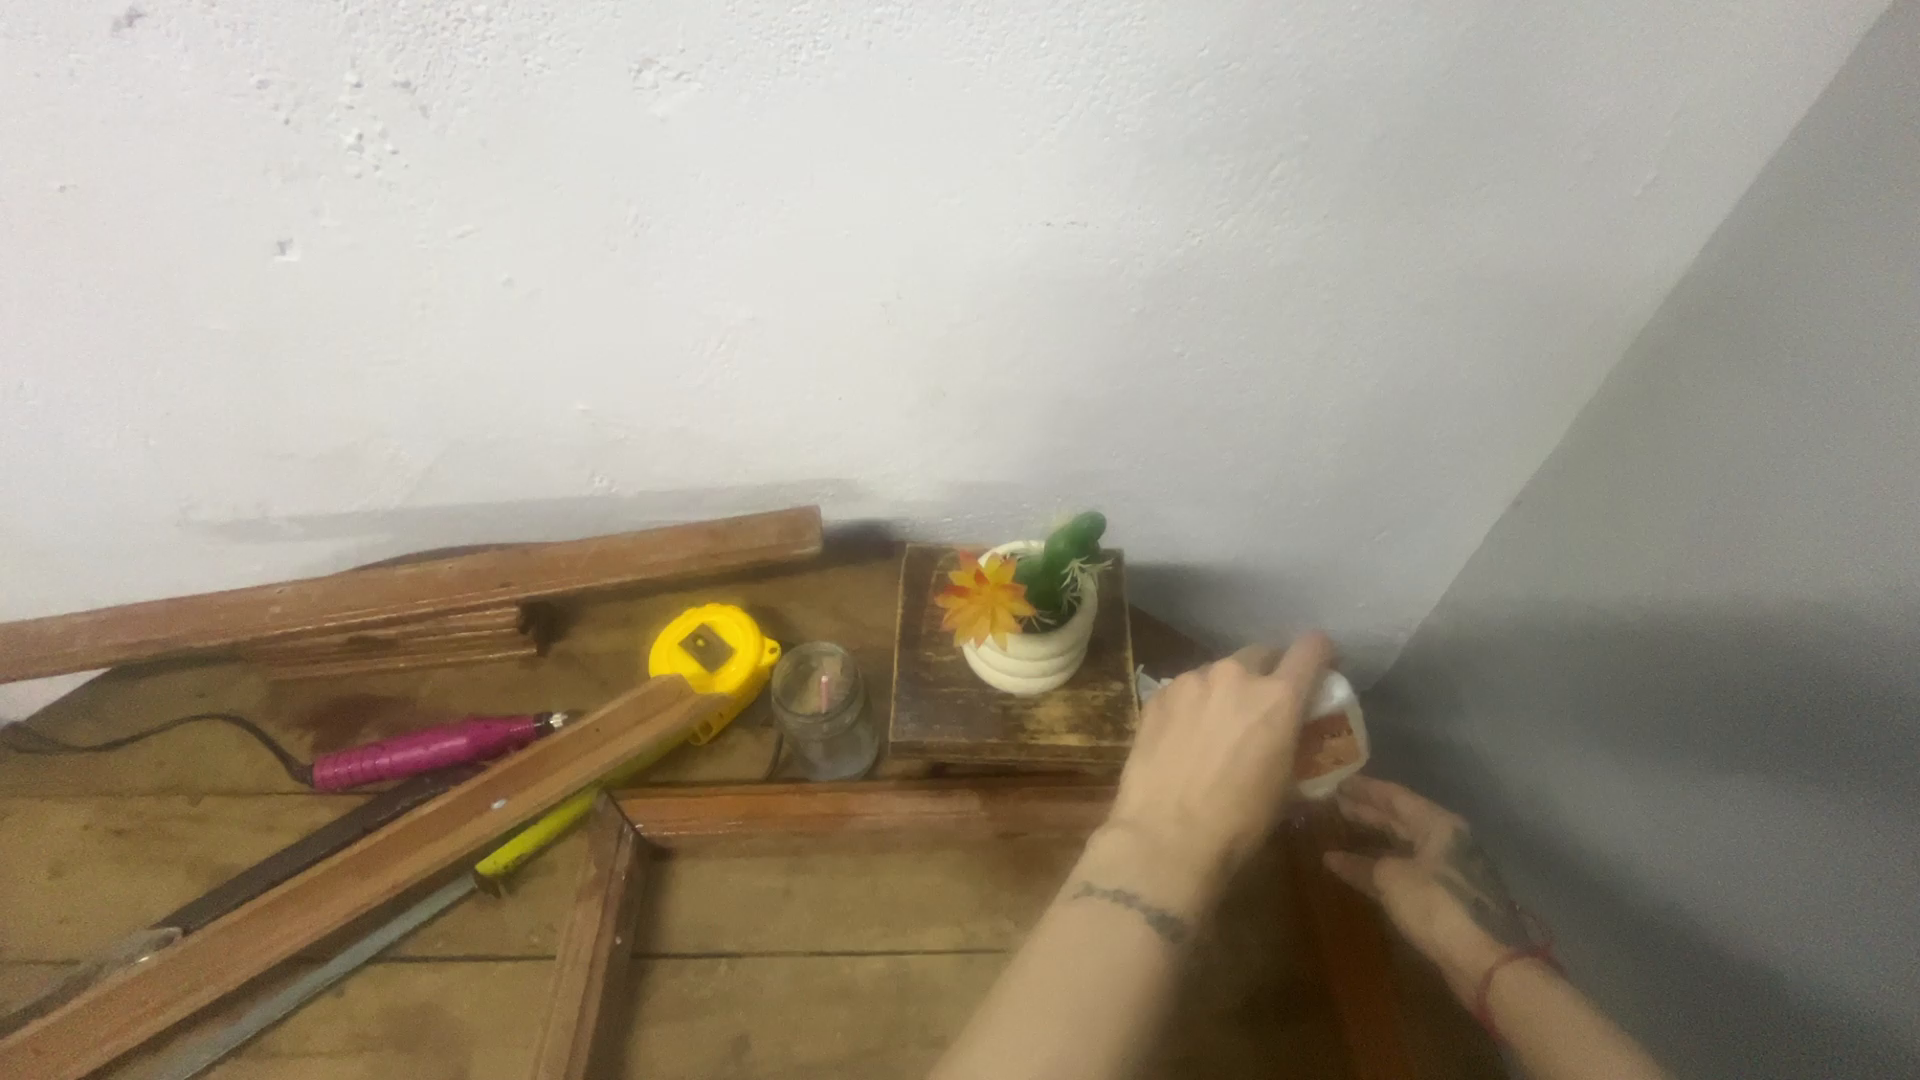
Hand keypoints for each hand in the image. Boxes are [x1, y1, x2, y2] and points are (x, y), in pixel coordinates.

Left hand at [1099, 634, 1335, 894]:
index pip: (1311, 649)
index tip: (1321, 667)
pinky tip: (1185, 734)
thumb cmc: (1239, 821)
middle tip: (1264, 703)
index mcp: (1278, 697)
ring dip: (1226, 689)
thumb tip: (1294, 742)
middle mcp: (1235, 676)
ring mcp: (1190, 681)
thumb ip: (1295, 746)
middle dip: (1268, 671)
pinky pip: (1186, 688)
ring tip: (1218, 724)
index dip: (1321, 653)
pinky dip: (1193, 703)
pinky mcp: (1158, 694)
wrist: (1167, 833)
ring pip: (1218, 672)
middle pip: (1260, 654)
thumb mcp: (1287, 786)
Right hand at [1324, 776, 1535, 1000]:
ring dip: (1373, 838)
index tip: (1336, 780)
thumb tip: (1331, 858)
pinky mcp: (1446, 897)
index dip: (1363, 788)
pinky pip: (1406, 869)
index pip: (1394, 796)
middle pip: (1400, 818)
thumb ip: (1360, 864)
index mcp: (1439, 825)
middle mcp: (1446, 841)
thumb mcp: (1391, 878)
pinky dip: (1381, 866)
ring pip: (1403, 845)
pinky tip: (1357, 867)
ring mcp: (1448, 870)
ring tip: (1341, 829)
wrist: (1487, 964)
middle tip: (1334, 802)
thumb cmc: (1438, 905)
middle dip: (1366, 811)